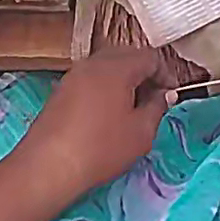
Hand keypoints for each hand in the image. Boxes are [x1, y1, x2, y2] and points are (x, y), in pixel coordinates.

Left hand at [14, 51, 178, 202]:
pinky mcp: (61, 88)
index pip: (150, 56)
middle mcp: (94, 62)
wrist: (48, 165)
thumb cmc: (101, 148)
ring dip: (124, 79)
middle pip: (128, 55)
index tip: (171, 95)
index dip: (165, 73)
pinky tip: (107, 112)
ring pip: (108, 65)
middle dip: (145, 73)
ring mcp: (74, 74)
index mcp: (117, 67)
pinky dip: (105, 86)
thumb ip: (157, 107)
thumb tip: (164, 94)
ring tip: (132, 107)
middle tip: (153, 100)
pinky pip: (91, 77)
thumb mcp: (141, 132)